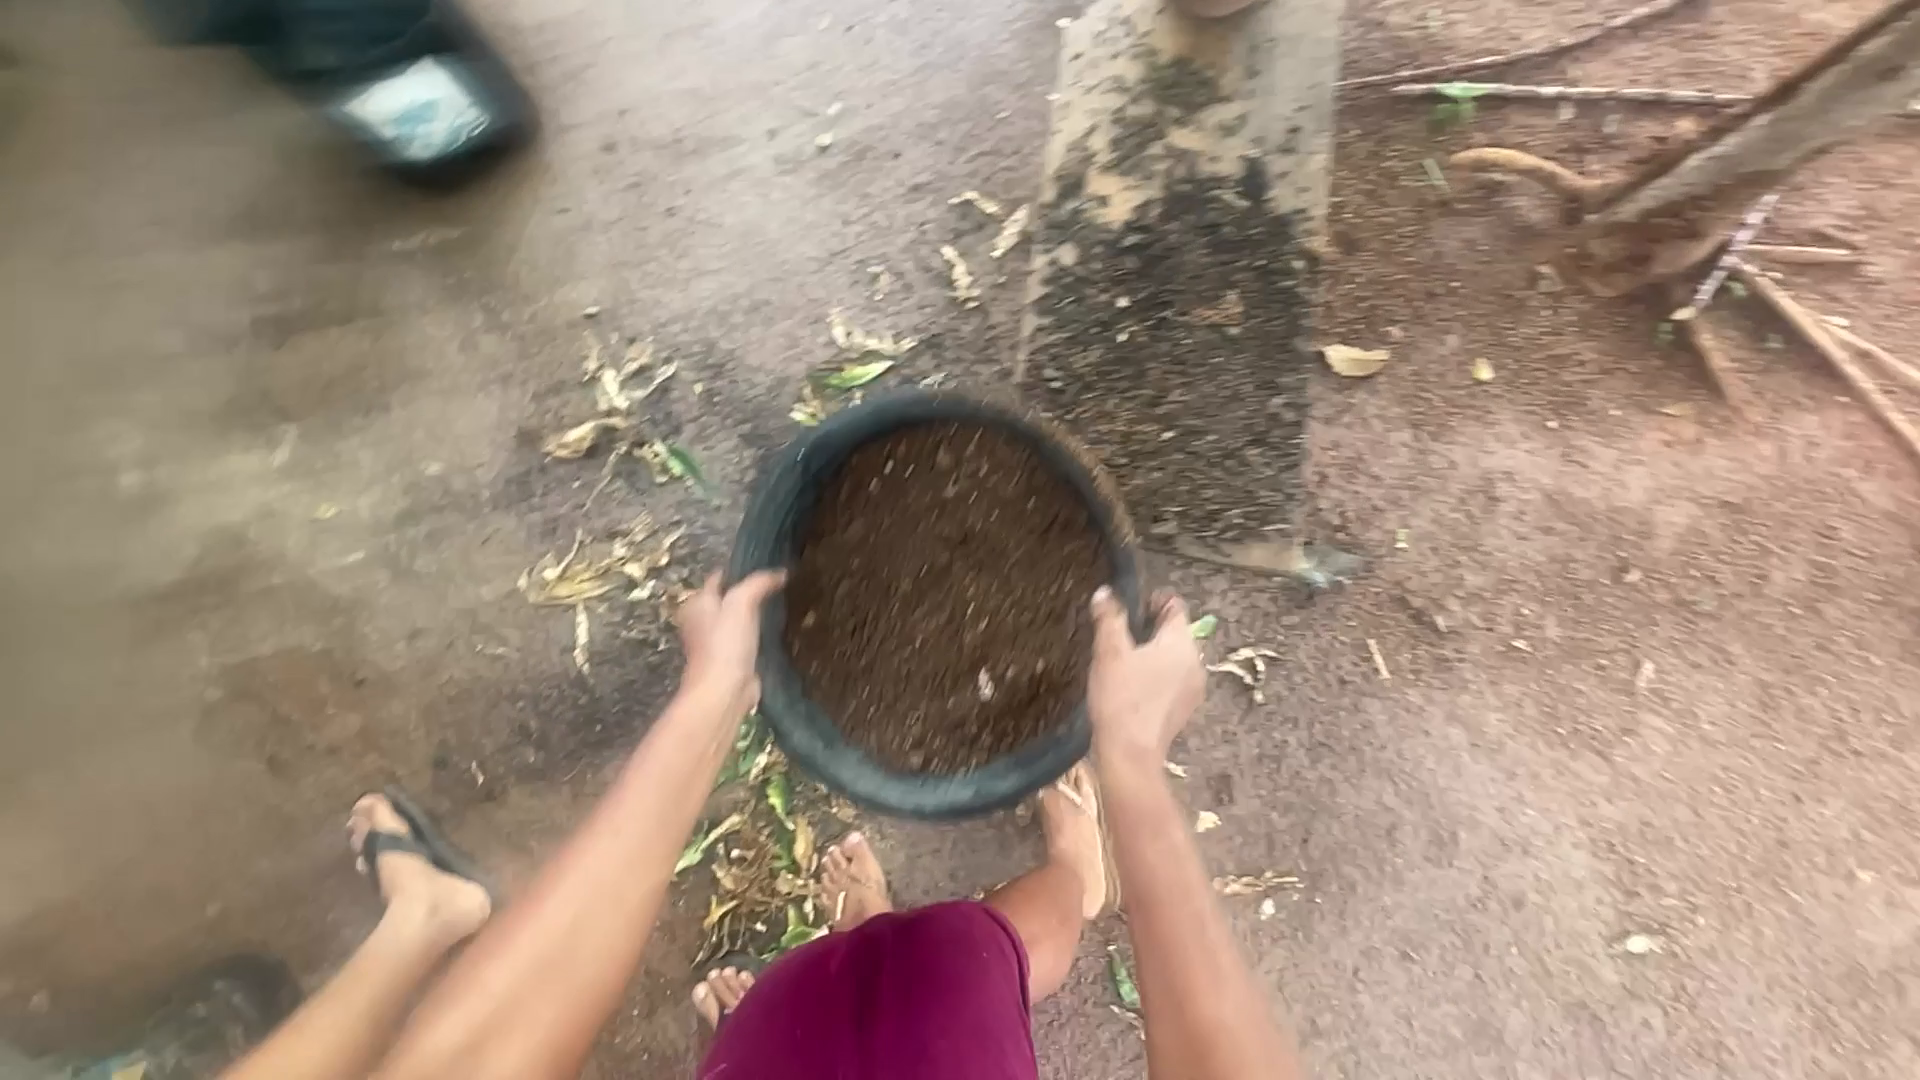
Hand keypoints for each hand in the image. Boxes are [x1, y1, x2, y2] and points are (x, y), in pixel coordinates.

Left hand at [676, 570, 785, 715]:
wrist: (725, 689)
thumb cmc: (726, 642)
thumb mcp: (741, 602)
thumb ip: (759, 583)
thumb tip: (781, 573)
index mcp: (697, 603)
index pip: (719, 577)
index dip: (740, 569)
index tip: (768, 564)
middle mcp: (702, 620)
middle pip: (729, 597)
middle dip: (750, 590)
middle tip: (780, 582)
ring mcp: (716, 641)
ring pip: (739, 617)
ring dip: (756, 612)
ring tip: (782, 601)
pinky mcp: (731, 658)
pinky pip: (747, 637)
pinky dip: (759, 632)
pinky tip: (776, 628)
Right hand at [1086, 585, 1204, 775]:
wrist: (1130, 753)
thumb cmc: (1120, 697)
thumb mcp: (1108, 652)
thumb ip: (1109, 618)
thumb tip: (1105, 593)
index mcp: (1181, 643)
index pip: (1175, 607)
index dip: (1154, 601)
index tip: (1132, 607)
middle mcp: (1195, 662)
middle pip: (1176, 633)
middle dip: (1151, 629)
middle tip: (1121, 635)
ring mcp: (1194, 688)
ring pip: (1175, 658)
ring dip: (1154, 653)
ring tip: (1125, 661)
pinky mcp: (1185, 708)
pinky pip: (1173, 680)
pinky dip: (1157, 676)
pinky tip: (1134, 687)